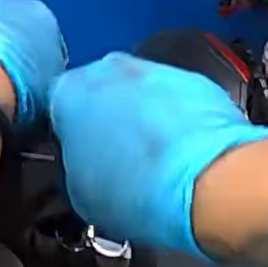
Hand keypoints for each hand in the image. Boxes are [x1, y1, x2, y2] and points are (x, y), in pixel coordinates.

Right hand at [50, 53, 267, 257]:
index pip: (58, 113)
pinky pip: (177, 101)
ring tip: (159, 166)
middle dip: (110, 127)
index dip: (71, 142)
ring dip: (145, 123)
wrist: (210, 182)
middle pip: (100, 96)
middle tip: (123, 167)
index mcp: (67, 94)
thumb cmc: (140, 193)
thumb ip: (75, 171)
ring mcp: (155, 69)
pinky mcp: (197, 79)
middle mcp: (108, 68)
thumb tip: (85, 169)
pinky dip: (179, 124)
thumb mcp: (84, 198)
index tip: (85, 164)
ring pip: (140, 96)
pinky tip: (186, 156)